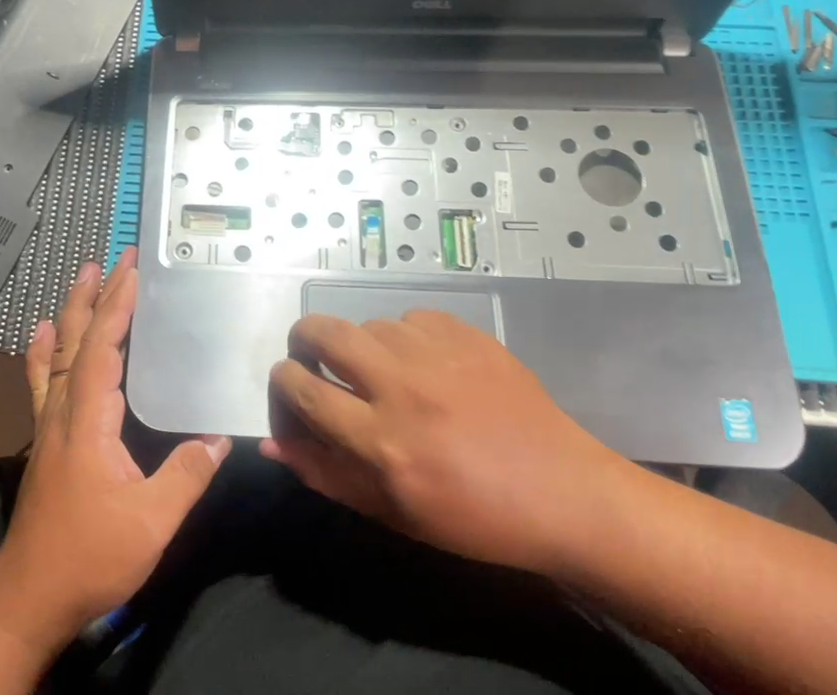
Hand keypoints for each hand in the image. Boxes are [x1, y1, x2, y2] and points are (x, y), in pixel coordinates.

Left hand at [0, 253, 230, 653]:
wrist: (31, 599)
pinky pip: (43, 384)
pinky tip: (42, 337)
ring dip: (71, 315)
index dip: (117, 306)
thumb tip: (218, 437)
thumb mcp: (151, 521)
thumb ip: (186, 474)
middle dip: (94, 297)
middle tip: (109, 259)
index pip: (103, 349)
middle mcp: (64, 414)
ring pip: (58, 356)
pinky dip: (43, 353)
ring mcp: (50, 428)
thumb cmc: (90, 557)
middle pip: (77, 341)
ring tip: (80, 280)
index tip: (131, 270)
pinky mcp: (47, 444)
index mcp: (89, 422)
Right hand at [262, 310, 638, 575]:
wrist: (563, 495)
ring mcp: (439, 355)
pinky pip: (413, 317)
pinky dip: (405, 337)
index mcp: (380, 441)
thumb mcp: (391, 512)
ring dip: (360, 346)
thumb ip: (325, 473)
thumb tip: (273, 443)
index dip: (282, 387)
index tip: (291, 393)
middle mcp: (402, 387)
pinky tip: (423, 365)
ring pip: (368, 323)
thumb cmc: (473, 518)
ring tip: (380, 374)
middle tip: (314, 364)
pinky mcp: (470, 336)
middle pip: (321, 331)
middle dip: (302, 343)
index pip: (299, 387)